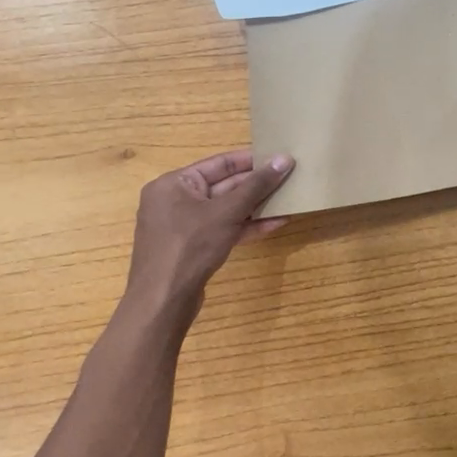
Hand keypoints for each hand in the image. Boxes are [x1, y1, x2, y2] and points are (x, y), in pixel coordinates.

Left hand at [125, 150, 294, 316]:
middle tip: (292, 177)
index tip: (282, 157)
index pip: (220, 163)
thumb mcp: (227, 212)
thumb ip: (257, 185)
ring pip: (228, 208)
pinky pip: (225, 227)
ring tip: (290, 198)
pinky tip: (277, 223)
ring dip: (258, 205)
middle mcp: (176, 200)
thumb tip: (284, 159)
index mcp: (174, 184)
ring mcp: (185, 224)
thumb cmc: (189, 246)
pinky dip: (248, 225)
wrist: (163, 300)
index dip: (253, 159)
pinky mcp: (195, 245)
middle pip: (225, 185)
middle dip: (258, 184)